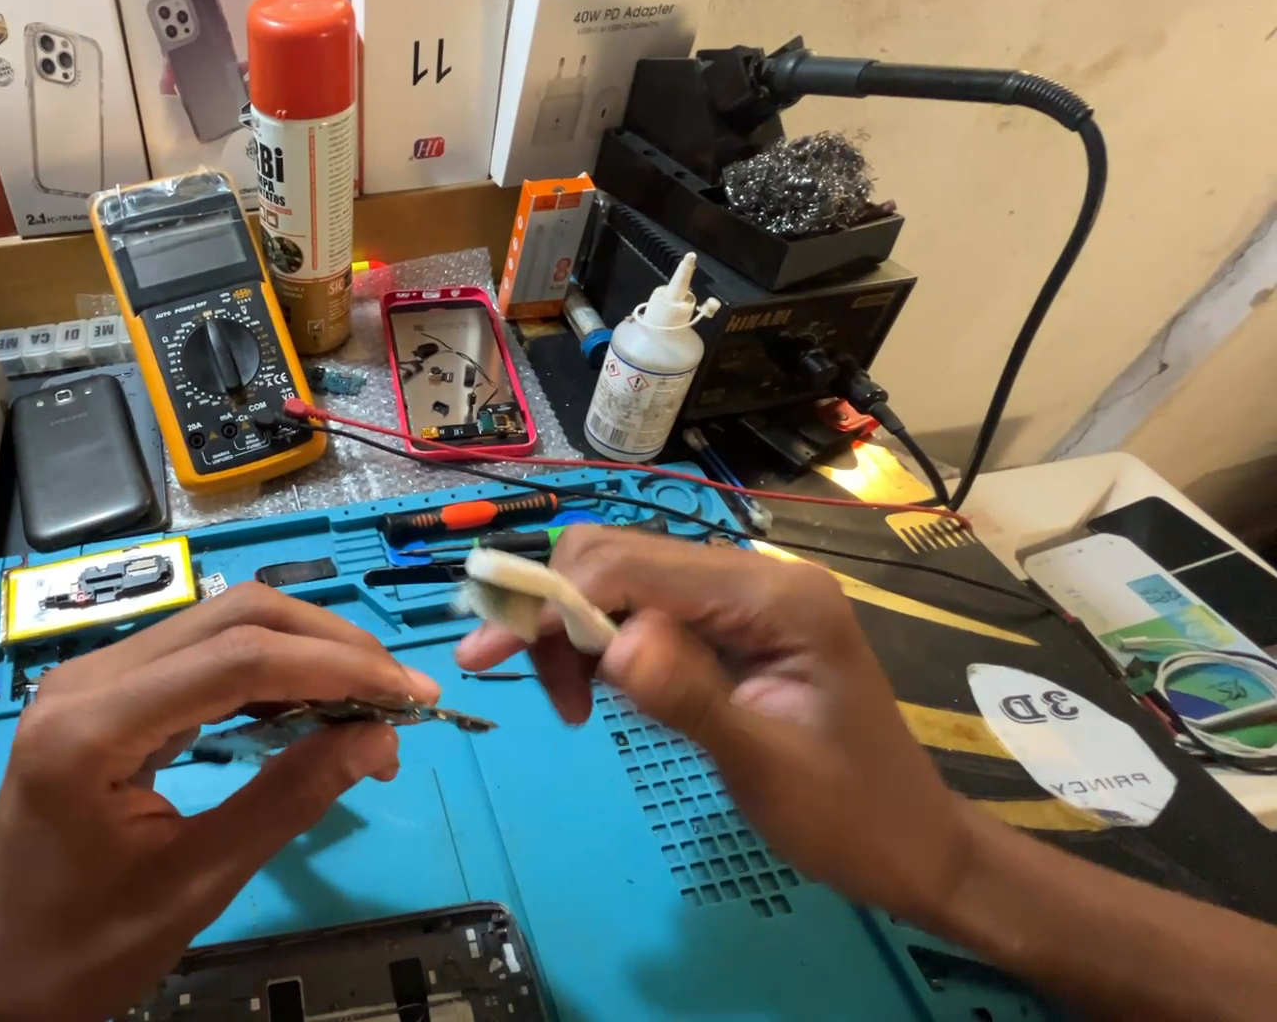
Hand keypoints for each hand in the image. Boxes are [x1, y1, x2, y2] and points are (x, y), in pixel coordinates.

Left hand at [0, 583, 439, 1021]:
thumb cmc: (85, 949)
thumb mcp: (198, 884)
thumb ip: (290, 799)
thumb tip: (377, 737)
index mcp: (93, 727)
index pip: (236, 659)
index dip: (333, 666)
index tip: (408, 694)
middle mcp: (89, 676)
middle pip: (233, 616)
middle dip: (327, 645)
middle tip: (395, 693)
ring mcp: (95, 675)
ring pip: (222, 624)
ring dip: (303, 651)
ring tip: (365, 701)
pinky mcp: (110, 688)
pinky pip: (202, 654)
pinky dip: (267, 671)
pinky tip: (308, 704)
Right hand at [456, 527, 971, 923]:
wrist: (910, 845)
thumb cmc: (849, 816)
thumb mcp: (768, 769)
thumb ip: (690, 698)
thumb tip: (613, 647)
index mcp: (771, 596)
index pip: (631, 567)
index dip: (551, 601)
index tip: (490, 649)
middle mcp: (746, 573)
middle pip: (610, 557)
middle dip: (548, 610)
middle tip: (510, 671)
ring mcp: (730, 592)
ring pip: (609, 576)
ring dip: (565, 629)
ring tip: (568, 702)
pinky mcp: (715, 616)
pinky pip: (628, 605)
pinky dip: (590, 641)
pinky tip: (592, 689)